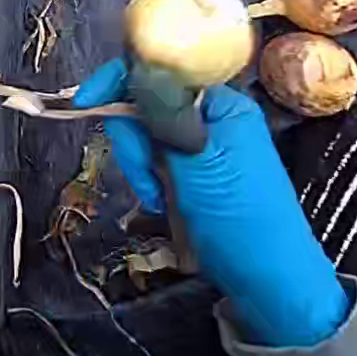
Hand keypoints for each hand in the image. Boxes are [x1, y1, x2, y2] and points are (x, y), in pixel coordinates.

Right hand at [75, 59, 348, 346]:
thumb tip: (134, 69)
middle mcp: (211, 115)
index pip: (161, 73)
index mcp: (221, 103)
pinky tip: (161, 201)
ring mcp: (202, 143)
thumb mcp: (197, 164)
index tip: (86, 104)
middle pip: (146, 104)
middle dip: (134, 140)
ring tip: (157, 197)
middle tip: (144, 176)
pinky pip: (155, 158)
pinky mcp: (193, 168)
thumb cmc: (241, 220)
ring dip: (140, 165)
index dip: (119, 82)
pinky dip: (149, 177)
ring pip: (145, 134)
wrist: (271, 286)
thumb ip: (163, 117)